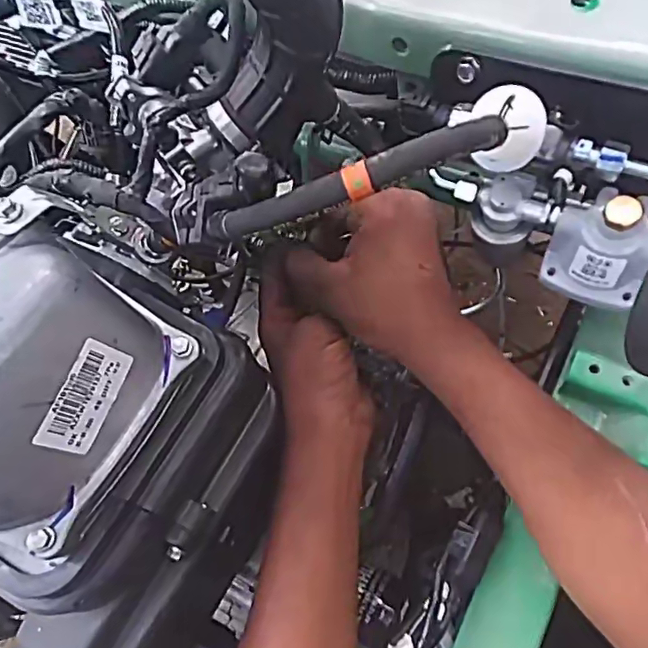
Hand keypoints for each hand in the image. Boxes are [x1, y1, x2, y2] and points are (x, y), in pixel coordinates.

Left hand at [259, 248, 373, 449]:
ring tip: (359, 264)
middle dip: (323, 262)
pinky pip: (353, 318)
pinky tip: (370, 297)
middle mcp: (296, 325)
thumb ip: (315, 293)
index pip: (277, 268)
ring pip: (332, 298)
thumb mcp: (313, 326)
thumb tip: (318, 264)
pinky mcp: (346, 349)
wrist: (341, 422)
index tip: (308, 225)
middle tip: (340, 241)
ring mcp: (322, 337)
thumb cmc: (315, 388)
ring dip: (343, 285)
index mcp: (276, 317)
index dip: (291, 244)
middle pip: (308, 281)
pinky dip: (360, 307)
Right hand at [281, 188, 474, 367]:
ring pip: (369, 222)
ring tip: (347, 276)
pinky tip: (364, 276)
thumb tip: (286, 252)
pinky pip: (388, 232)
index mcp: (385, 203)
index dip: (310, 230)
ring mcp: (421, 217)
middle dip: (333, 239)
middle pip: (351, 210)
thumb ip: (298, 262)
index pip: (330, 202)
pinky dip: (372, 250)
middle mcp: (408, 202)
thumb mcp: (329, 287)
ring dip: (352, 245)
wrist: (428, 335)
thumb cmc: (394, 313)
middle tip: (325, 268)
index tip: (303, 247)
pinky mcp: (426, 235)